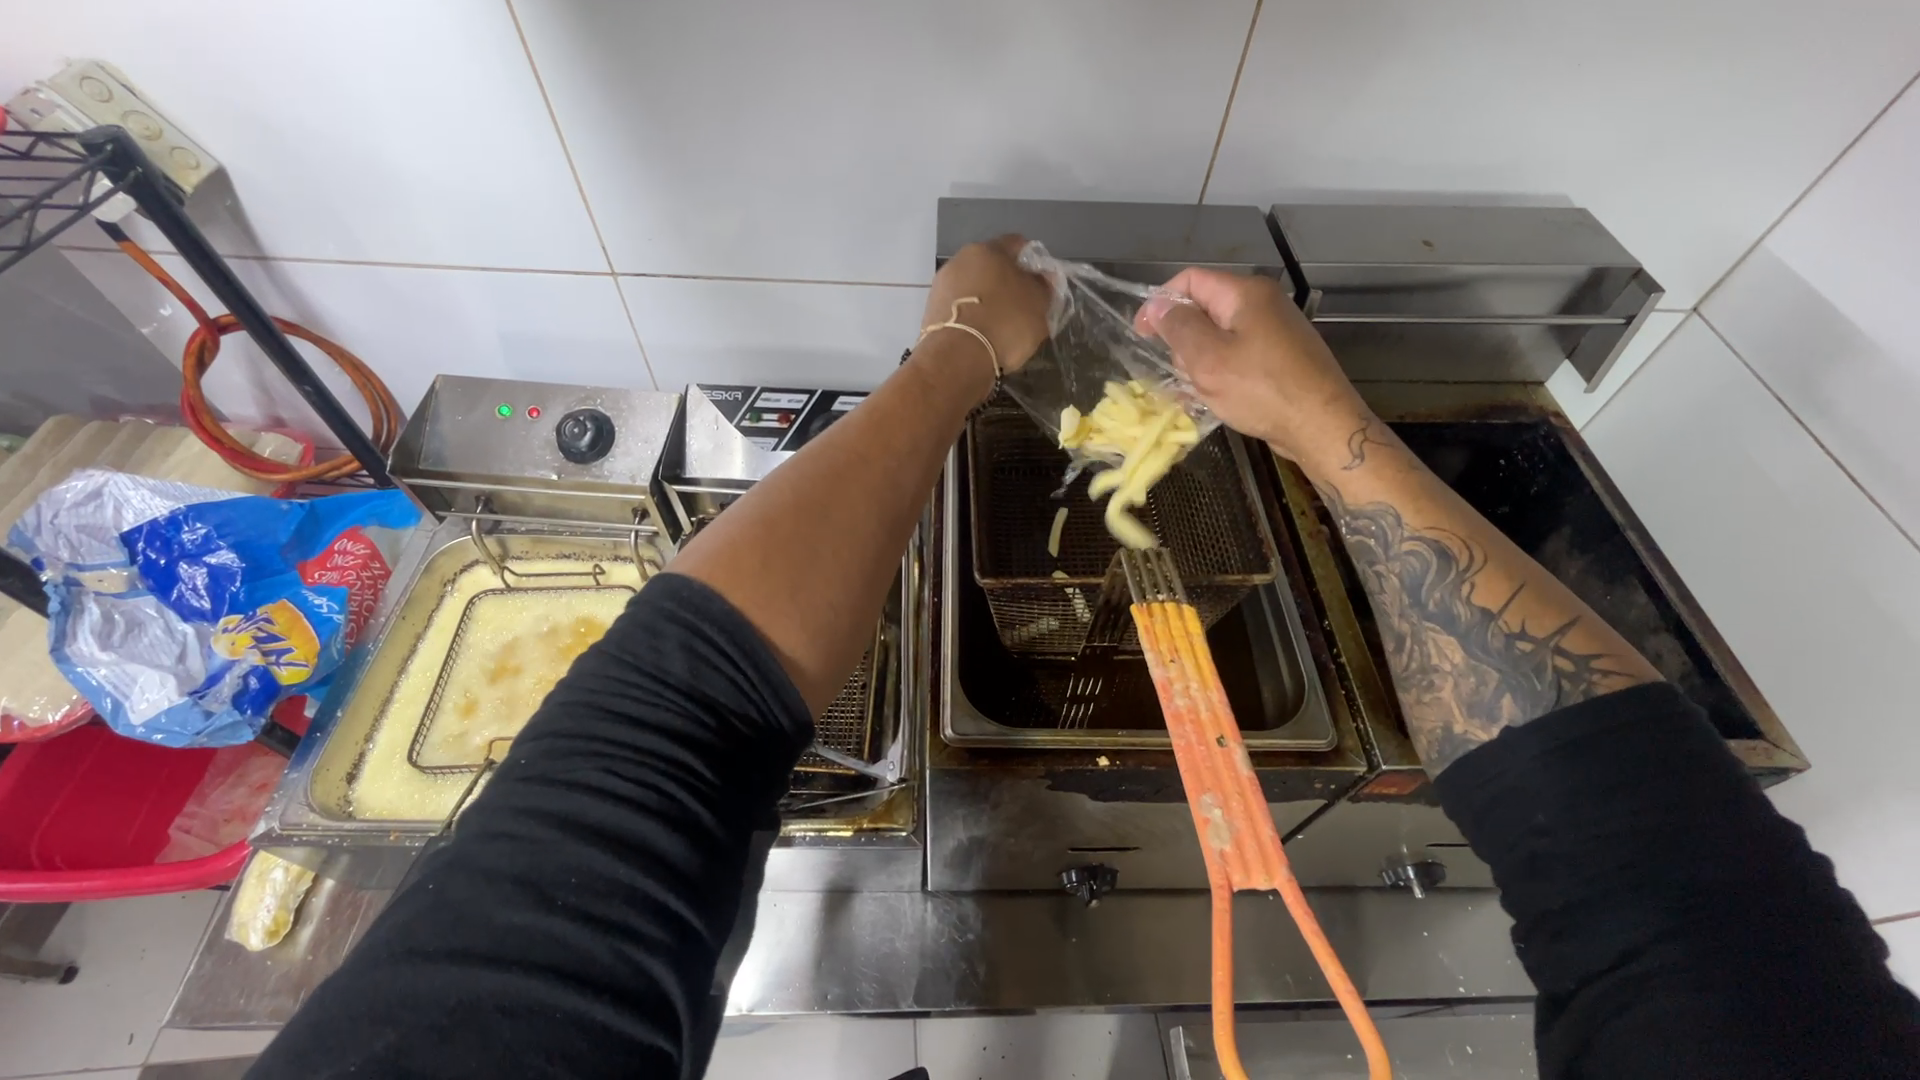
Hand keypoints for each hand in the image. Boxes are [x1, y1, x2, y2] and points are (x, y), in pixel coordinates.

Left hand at [921, 235, 1050, 380]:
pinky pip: (961, 310)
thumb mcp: (1038, 304)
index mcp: (988, 249)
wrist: (957, 357)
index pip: (1015, 244)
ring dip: (987, 301)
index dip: (1032, 260)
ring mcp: (941, 286)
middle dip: (1007, 282)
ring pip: (973, 289)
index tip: (1041, 281)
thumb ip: (1044, 285)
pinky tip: (982, 336)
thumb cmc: (1004, 322)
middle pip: (990, 267)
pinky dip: (972, 318)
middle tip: (1022, 306)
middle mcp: (960, 260)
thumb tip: (1043, 276)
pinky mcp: (931, 312)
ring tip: (1001, 326)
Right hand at [1135, 268, 1372, 472]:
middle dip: (1182, 338)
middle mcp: (1262, 303)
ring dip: (1199, 361)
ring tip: (1199, 392)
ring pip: (1219, 336)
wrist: (1321, 424)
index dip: (1159, 302)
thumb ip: (1178, 328)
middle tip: (1179, 373)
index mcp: (1244, 293)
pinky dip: (1220, 372)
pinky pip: (1237, 355)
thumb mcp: (1208, 360)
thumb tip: (1158, 306)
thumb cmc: (1261, 390)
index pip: (1190, 280)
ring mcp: (1274, 330)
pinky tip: (1216, 398)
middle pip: (1204, 308)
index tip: (1141, 334)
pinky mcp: (1280, 356)